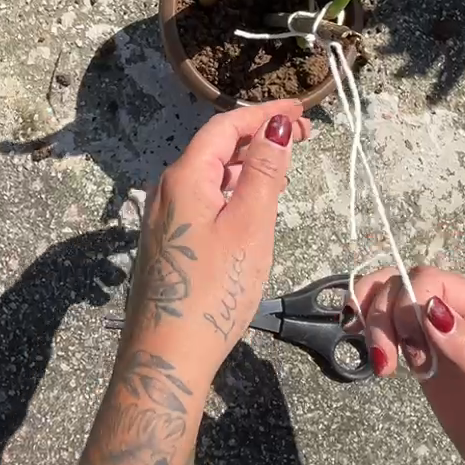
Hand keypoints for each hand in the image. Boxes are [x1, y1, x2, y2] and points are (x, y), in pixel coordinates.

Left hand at [123, 101, 311, 383]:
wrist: (167, 354)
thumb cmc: (214, 290)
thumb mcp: (250, 226)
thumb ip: (264, 173)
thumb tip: (274, 127)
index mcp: (184, 177)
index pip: (225, 127)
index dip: (263, 114)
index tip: (299, 111)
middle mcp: (167, 188)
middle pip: (215, 147)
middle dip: (257, 137)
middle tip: (301, 138)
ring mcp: (164, 215)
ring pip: (209, 173)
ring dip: (246, 164)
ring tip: (282, 170)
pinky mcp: (168, 240)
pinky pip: (202, 197)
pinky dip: (231, 190)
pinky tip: (250, 205)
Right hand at [352, 267, 464, 464]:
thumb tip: (431, 310)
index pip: (432, 280)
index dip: (409, 301)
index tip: (412, 346)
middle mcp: (459, 316)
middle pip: (403, 285)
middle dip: (384, 312)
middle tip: (386, 358)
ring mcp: (438, 335)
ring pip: (390, 300)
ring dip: (372, 320)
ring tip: (380, 361)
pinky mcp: (422, 356)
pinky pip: (390, 327)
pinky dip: (369, 328)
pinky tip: (368, 348)